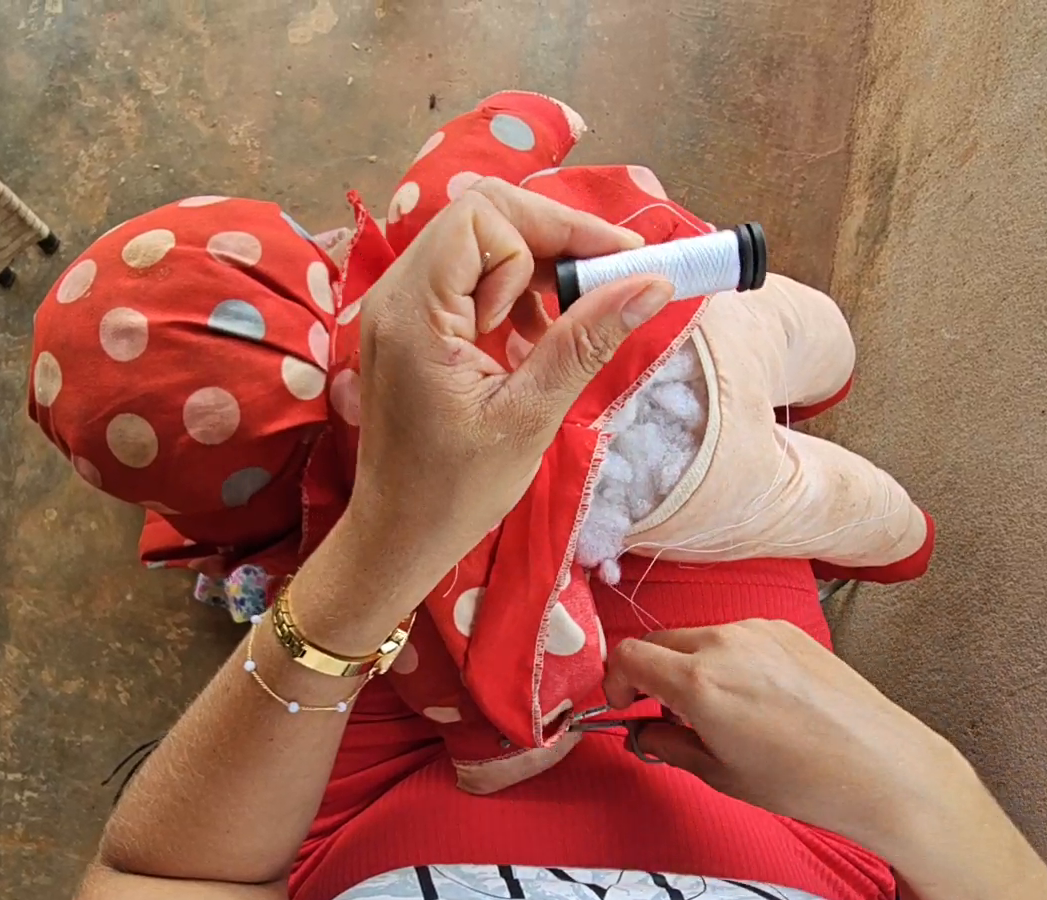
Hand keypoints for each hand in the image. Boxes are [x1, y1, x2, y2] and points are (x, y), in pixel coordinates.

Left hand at [347, 179, 675, 599]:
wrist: (400, 534)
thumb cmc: (455, 491)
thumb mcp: (530, 416)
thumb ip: (585, 341)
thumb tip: (651, 283)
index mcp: (414, 315)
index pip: (482, 218)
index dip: (550, 231)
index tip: (601, 274)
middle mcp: (395, 298)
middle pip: (479, 220)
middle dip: (549, 240)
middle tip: (605, 280)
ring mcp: (397, 312)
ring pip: (474, 247)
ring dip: (532, 271)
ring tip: (561, 326)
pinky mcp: (409, 329)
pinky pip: (465, 282)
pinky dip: (508, 294)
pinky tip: (531, 340)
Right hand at [603, 619, 980, 858]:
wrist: (886, 770)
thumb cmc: (803, 782)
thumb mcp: (719, 774)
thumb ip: (665, 744)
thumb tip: (642, 731)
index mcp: (698, 681)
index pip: (627, 656)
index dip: (614, 680)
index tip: (624, 703)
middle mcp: (722, 643)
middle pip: (657, 642)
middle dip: (650, 673)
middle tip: (667, 712)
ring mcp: (757, 631)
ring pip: (696, 638)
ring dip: (689, 665)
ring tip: (720, 708)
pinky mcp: (786, 629)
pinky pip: (735, 637)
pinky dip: (726, 659)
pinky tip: (756, 696)